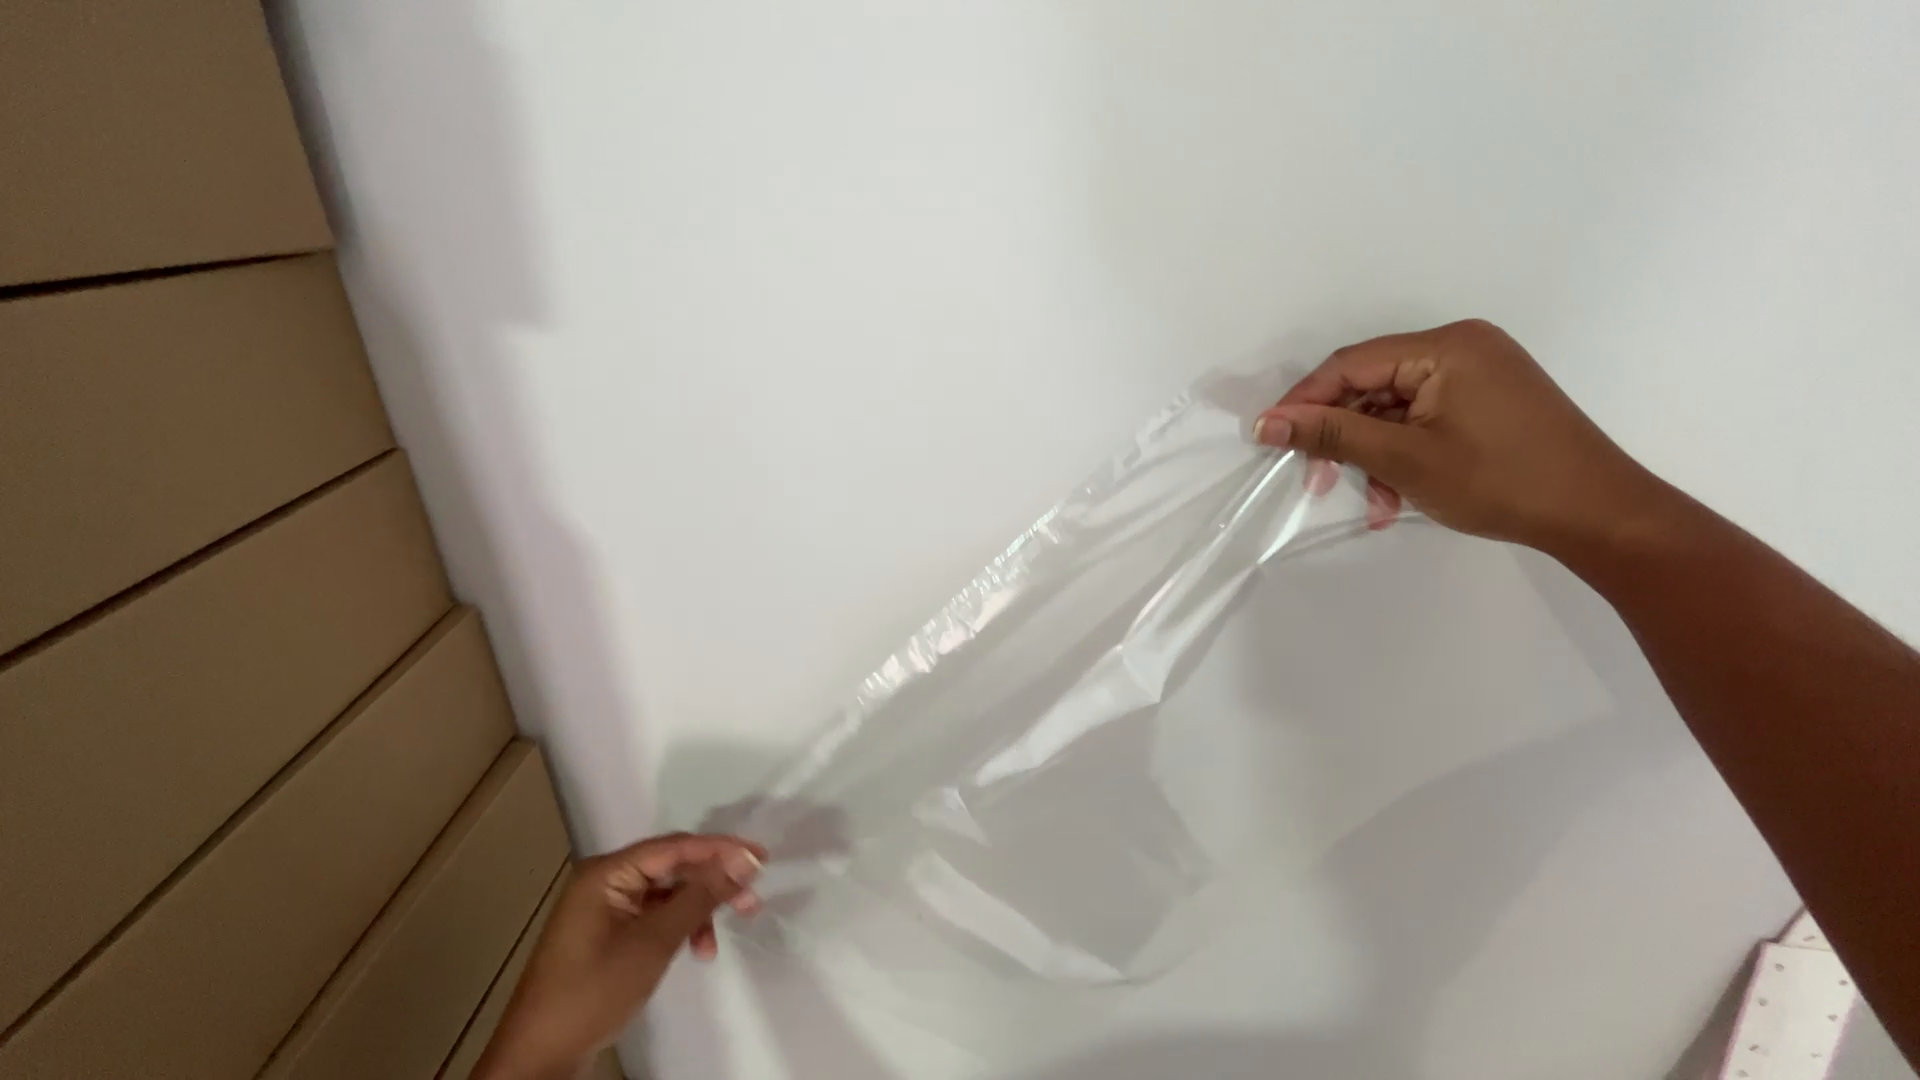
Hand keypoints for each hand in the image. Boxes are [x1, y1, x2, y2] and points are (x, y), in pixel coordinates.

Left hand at [471, 833, 765, 1079]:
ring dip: (699, 909)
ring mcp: (606, 908)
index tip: (761, 858)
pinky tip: (697, 949)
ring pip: (668, 893)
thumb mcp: (654, 941)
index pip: (675, 846)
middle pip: (673, 867)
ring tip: (722, 935)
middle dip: (714, 882)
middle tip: (750, 899)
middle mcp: (606, 881)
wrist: (540, 1057)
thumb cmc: (594, 990)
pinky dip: (680, 927)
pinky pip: (656, 914)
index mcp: (608, 873)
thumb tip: (745, 859)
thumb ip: (701, 895)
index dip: (721, 849)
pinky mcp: (609, 932)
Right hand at [1254, 319, 1673, 553]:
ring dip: (1372, 455)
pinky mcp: (1487, 401)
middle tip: (1319, 482)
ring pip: (1394, 409)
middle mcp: (1461, 348)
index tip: (1270, 440)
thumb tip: (1265, 423)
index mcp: (1445, 347)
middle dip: (1342, 436)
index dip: (1304, 402)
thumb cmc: (1499, 481)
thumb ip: (1331, 434)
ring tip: (1373, 502)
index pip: (1350, 364)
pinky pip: (1423, 420)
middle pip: (1371, 386)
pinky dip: (1402, 455)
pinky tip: (1397, 496)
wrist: (1599, 515)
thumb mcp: (1403, 458)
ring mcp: (1478, 374)